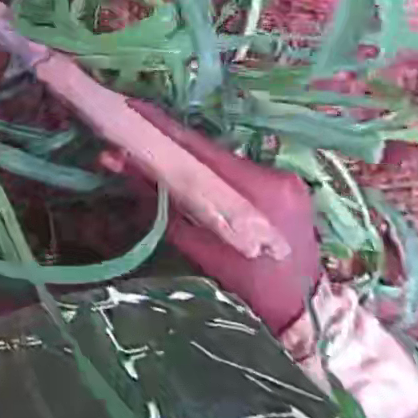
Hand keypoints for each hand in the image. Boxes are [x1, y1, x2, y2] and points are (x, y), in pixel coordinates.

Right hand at [112, 102, 323, 333]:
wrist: (304, 310)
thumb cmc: (244, 283)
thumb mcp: (192, 242)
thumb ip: (155, 200)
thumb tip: (113, 160)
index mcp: (255, 188)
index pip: (195, 147)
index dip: (158, 126)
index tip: (129, 106)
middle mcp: (275, 174)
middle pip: (207, 149)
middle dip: (166, 136)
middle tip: (131, 119)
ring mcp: (285, 177)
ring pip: (220, 157)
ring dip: (184, 150)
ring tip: (149, 140)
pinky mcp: (286, 185)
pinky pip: (234, 168)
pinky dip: (205, 165)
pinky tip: (183, 163)